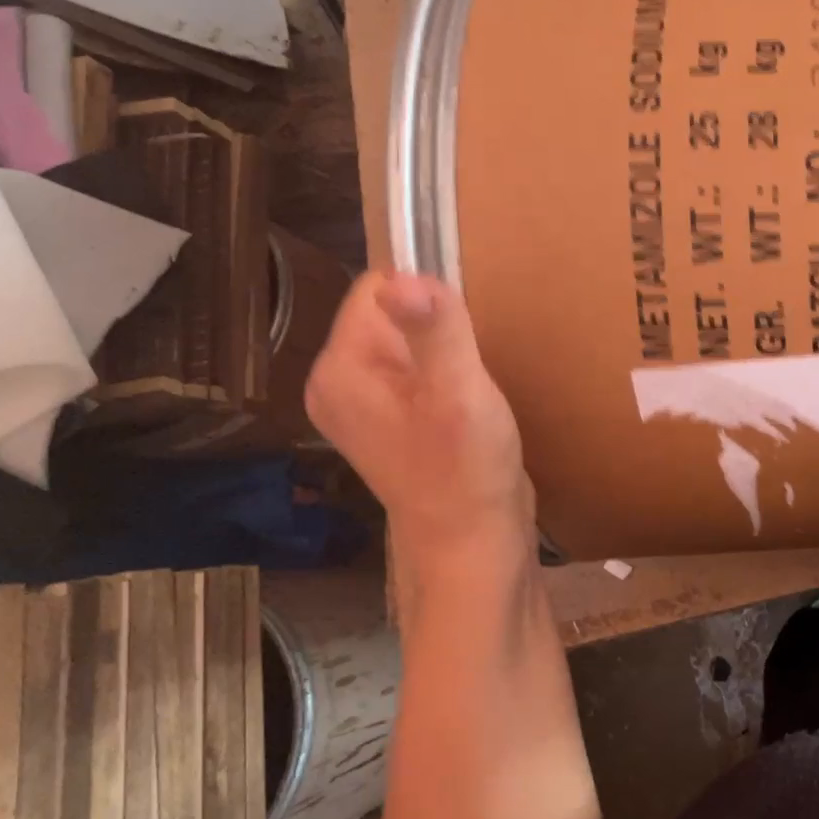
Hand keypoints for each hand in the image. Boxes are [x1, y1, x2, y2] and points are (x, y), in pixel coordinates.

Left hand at [306, 272, 534, 578]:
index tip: (465, 329)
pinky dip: (450, 376)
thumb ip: (435, 333)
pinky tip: (472, 404)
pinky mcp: (397, 424)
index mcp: (342, 369)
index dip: (427, 297)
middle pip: (394, 316)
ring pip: (412, 345)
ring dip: (450, 353)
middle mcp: (342, 383)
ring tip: (476, 385)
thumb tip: (410, 275)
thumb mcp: (457, 394)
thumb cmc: (465, 470)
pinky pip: (420, 373)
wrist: (473, 543)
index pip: (378, 290)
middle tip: (474, 364)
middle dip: (440, 328)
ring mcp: (368, 407)